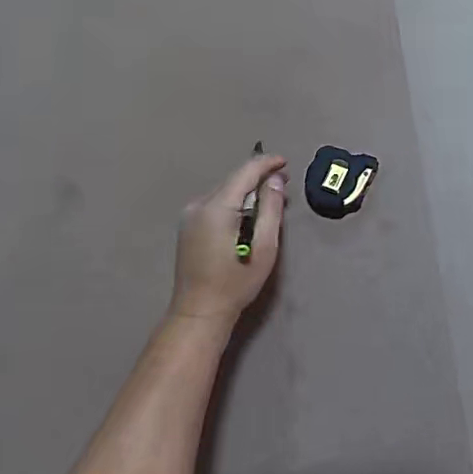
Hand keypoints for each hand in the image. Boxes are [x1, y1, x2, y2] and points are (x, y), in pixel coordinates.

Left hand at [170, 154, 287, 326]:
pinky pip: (216, 203)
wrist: (199, 311)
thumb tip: (275, 180)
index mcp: (217, 207)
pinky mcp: (187, 226)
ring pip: (225, 192)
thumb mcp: (264, 247)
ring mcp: (189, 215)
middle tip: (283, 186)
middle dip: (258, 179)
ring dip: (246, 192)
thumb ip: (271, 209)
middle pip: (234, 180)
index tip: (285, 162)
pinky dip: (233, 203)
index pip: (245, 172)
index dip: (267, 163)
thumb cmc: (236, 283)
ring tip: (268, 204)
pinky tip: (246, 217)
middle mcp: (199, 204)